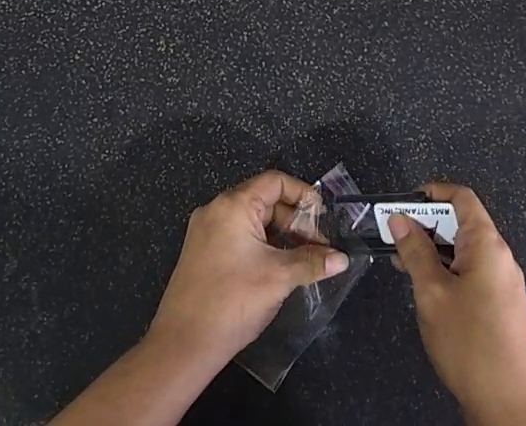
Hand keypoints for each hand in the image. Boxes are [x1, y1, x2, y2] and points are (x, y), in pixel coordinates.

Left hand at [148, 170, 350, 366]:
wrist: (183, 343)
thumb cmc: (232, 301)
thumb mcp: (278, 277)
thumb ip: (312, 262)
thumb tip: (342, 258)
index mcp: (232, 205)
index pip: (274, 181)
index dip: (303, 195)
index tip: (324, 219)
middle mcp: (216, 210)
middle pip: (264, 200)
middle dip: (295, 221)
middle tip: (319, 247)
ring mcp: (207, 232)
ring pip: (252, 221)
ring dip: (280, 236)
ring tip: (304, 259)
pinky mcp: (203, 253)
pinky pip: (239, 237)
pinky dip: (262, 246)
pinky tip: (279, 268)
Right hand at [390, 183, 525, 425]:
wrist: (509, 405)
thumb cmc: (468, 342)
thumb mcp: (432, 293)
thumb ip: (415, 252)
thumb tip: (400, 220)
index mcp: (487, 245)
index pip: (462, 198)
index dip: (431, 192)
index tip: (401, 203)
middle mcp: (500, 257)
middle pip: (462, 222)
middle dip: (426, 224)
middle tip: (392, 236)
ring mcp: (504, 283)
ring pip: (464, 250)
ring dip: (433, 250)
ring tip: (401, 263)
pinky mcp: (501, 306)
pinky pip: (471, 272)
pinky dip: (447, 270)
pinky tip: (425, 289)